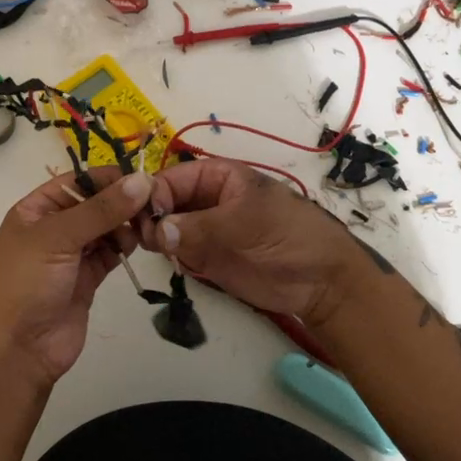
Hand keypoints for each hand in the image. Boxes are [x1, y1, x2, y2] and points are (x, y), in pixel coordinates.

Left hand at [0, 166, 151, 388]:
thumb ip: (100, 210)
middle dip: (122, 202)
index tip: (144, 178)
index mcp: (34, 210)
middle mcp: (52, 228)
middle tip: (154, 205)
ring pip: (105, 229)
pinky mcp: (87, 279)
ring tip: (147, 227)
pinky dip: (124, 246)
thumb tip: (141, 180)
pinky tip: (138, 243)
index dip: (108, 178)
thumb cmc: (26, 283)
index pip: (76, 182)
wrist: (17, 350)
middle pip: (94, 205)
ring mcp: (70, 255)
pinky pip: (110, 253)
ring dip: (125, 225)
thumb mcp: (57, 238)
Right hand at [138, 157, 363, 325]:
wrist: (321, 283)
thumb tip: (158, 231)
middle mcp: (203, 199)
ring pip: (163, 225)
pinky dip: (163, 252)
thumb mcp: (246, 224)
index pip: (172, 177)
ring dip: (152, 234)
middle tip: (139, 235)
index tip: (140, 214)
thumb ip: (200, 227)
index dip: (153, 192)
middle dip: (148, 214)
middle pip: (162, 200)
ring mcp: (202, 228)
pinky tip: (161, 257)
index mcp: (216, 177)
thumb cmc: (289, 236)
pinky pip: (173, 249)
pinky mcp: (202, 256)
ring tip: (148, 248)